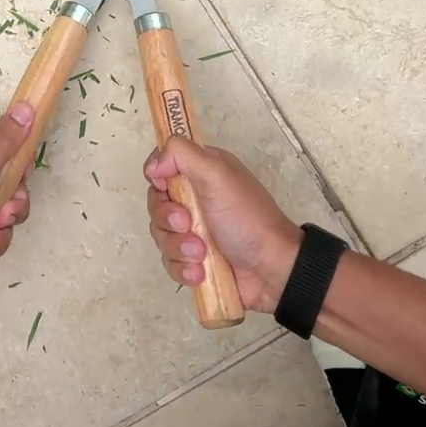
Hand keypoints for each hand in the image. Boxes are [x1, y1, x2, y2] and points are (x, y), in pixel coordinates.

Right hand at [144, 138, 300, 312]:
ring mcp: (194, 230)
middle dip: (168, 218)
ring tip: (201, 255)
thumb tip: (153, 165)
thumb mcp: (216, 173)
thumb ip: (181, 154)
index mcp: (201, 171)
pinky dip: (182, 268)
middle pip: (156, 202)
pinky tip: (200, 273)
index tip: (165, 187)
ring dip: (178, 247)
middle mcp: (195, 197)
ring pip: (161, 234)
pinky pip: (170, 262)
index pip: (161, 165)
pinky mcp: (194, 260)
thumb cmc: (246, 217)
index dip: (157, 177)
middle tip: (188, 224)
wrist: (272, 270)